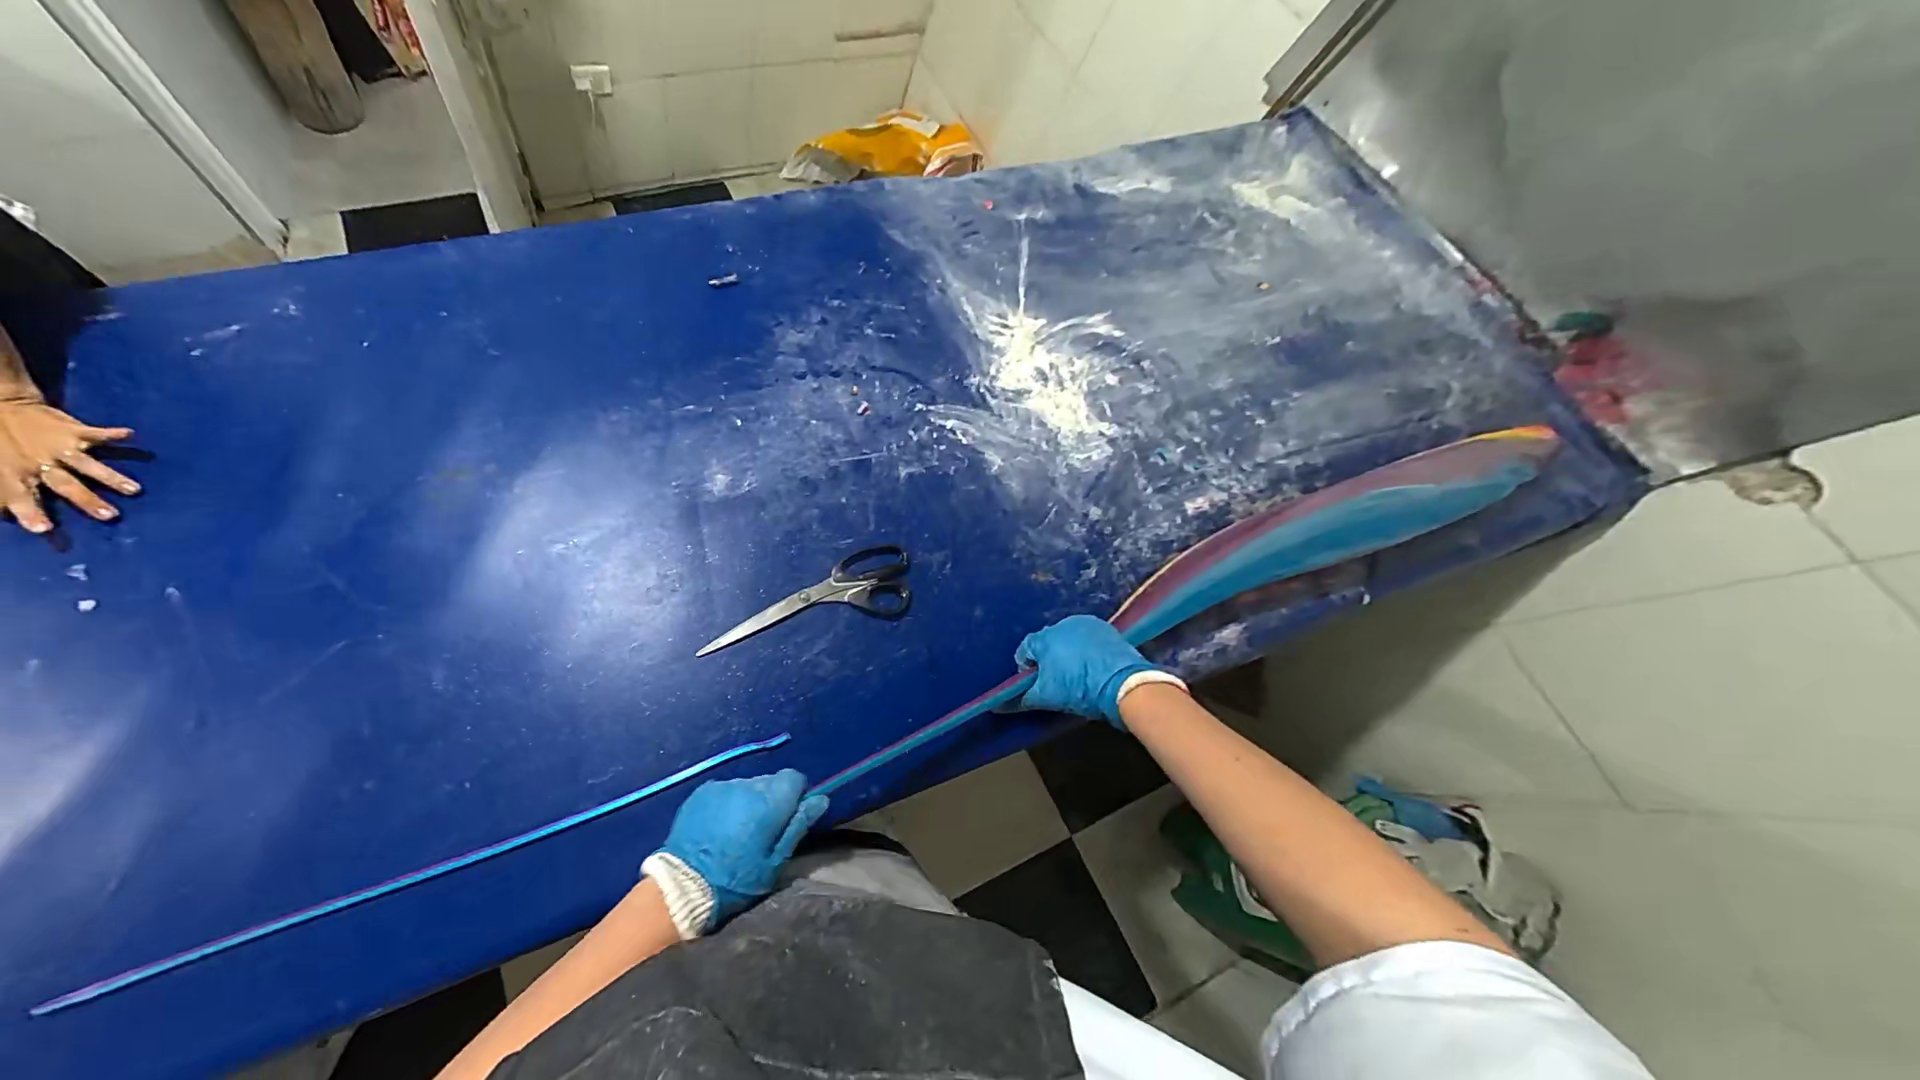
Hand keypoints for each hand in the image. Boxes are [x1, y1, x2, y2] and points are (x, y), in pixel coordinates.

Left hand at [0, 398, 137, 532]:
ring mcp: (59, 448)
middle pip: (67, 485)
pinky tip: (129, 434)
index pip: (21, 496)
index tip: (44, 530)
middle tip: (111, 516)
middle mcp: (39, 463)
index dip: (30, 512)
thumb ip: (1, 488)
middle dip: (87, 500)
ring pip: (88, 466)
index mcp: (13, 472)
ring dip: (110, 477)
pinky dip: (113, 435)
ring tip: (134, 489)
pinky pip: (97, 434)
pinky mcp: (74, 432)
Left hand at [658, 769, 827, 928]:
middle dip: (771, 799)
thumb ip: (798, 825)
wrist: (681, 888)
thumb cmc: (735, 880)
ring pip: (748, 785)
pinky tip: (718, 826)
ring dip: (749, 801)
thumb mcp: (775, 862)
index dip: (795, 795)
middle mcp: (747, 785)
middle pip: (771, 781)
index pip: (794, 777)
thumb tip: (821, 799)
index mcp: (769, 802)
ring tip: (737, 830)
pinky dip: (728, 803)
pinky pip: (726, 791)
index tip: (788, 817)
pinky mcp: (701, 792)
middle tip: (762, 829)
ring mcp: (722, 787)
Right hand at [1014, 614, 1163, 726]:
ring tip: (1078, 675)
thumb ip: (1022, 698)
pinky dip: (1088, 650)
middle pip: (1047, 643)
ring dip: (1069, 653)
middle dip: (1049, 660)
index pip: (1025, 650)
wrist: (1123, 683)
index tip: (1037, 685)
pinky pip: (1089, 639)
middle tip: (1058, 682)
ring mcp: (1087, 624)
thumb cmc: (1078, 688)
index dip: (1027, 670)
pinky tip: (1094, 667)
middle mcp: (1062, 624)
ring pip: (1069, 640)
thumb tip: (1000, 706)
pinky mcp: (1107, 629)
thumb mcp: (1046, 697)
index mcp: (1043, 638)